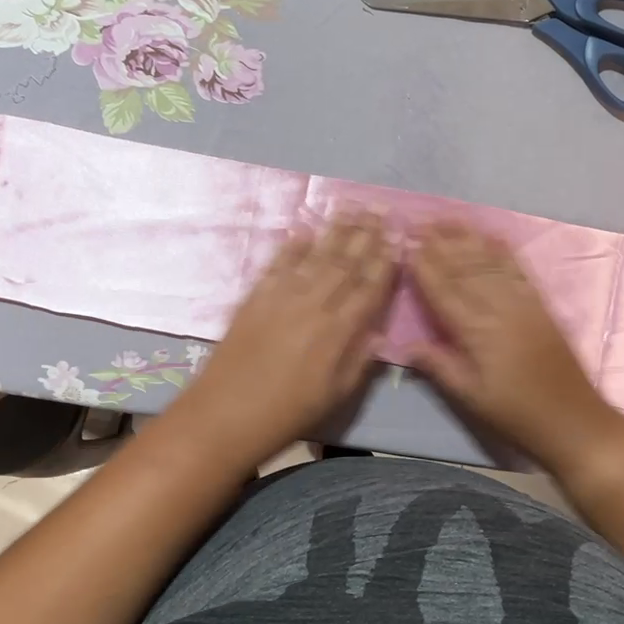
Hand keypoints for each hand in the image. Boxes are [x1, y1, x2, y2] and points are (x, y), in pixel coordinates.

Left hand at [169, 211, 396, 464]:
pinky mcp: (254, 298)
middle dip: (365, 235)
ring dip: (335, 230)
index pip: (369, 288)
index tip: (398, 238)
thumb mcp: (335, 396)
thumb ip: (359, 361)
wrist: (225, 415)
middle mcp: (313, 306)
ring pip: (315, 256)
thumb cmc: (288, 414)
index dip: (385, 262)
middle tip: (380, 209)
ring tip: (352, 207)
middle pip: (345, 263)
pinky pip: (278, 264)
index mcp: (338, 332)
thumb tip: (379, 332)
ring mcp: (281, 297)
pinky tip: (305, 229)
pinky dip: (293, 245)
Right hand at [406, 220, 623, 477]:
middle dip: (442, 244)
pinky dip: (502, 250)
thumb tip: (405, 346)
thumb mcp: (470, 397)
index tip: (406, 244)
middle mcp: (499, 309)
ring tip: (447, 219)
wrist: (573, 419)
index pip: (444, 291)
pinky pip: (518, 269)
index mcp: (477, 332)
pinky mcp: (540, 305)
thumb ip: (439, 367)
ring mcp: (523, 303)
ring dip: (468, 239)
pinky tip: (490, 235)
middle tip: (420, 222)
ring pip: (490, 263)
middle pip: (466, 269)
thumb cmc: (515, 414)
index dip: (424, 267)